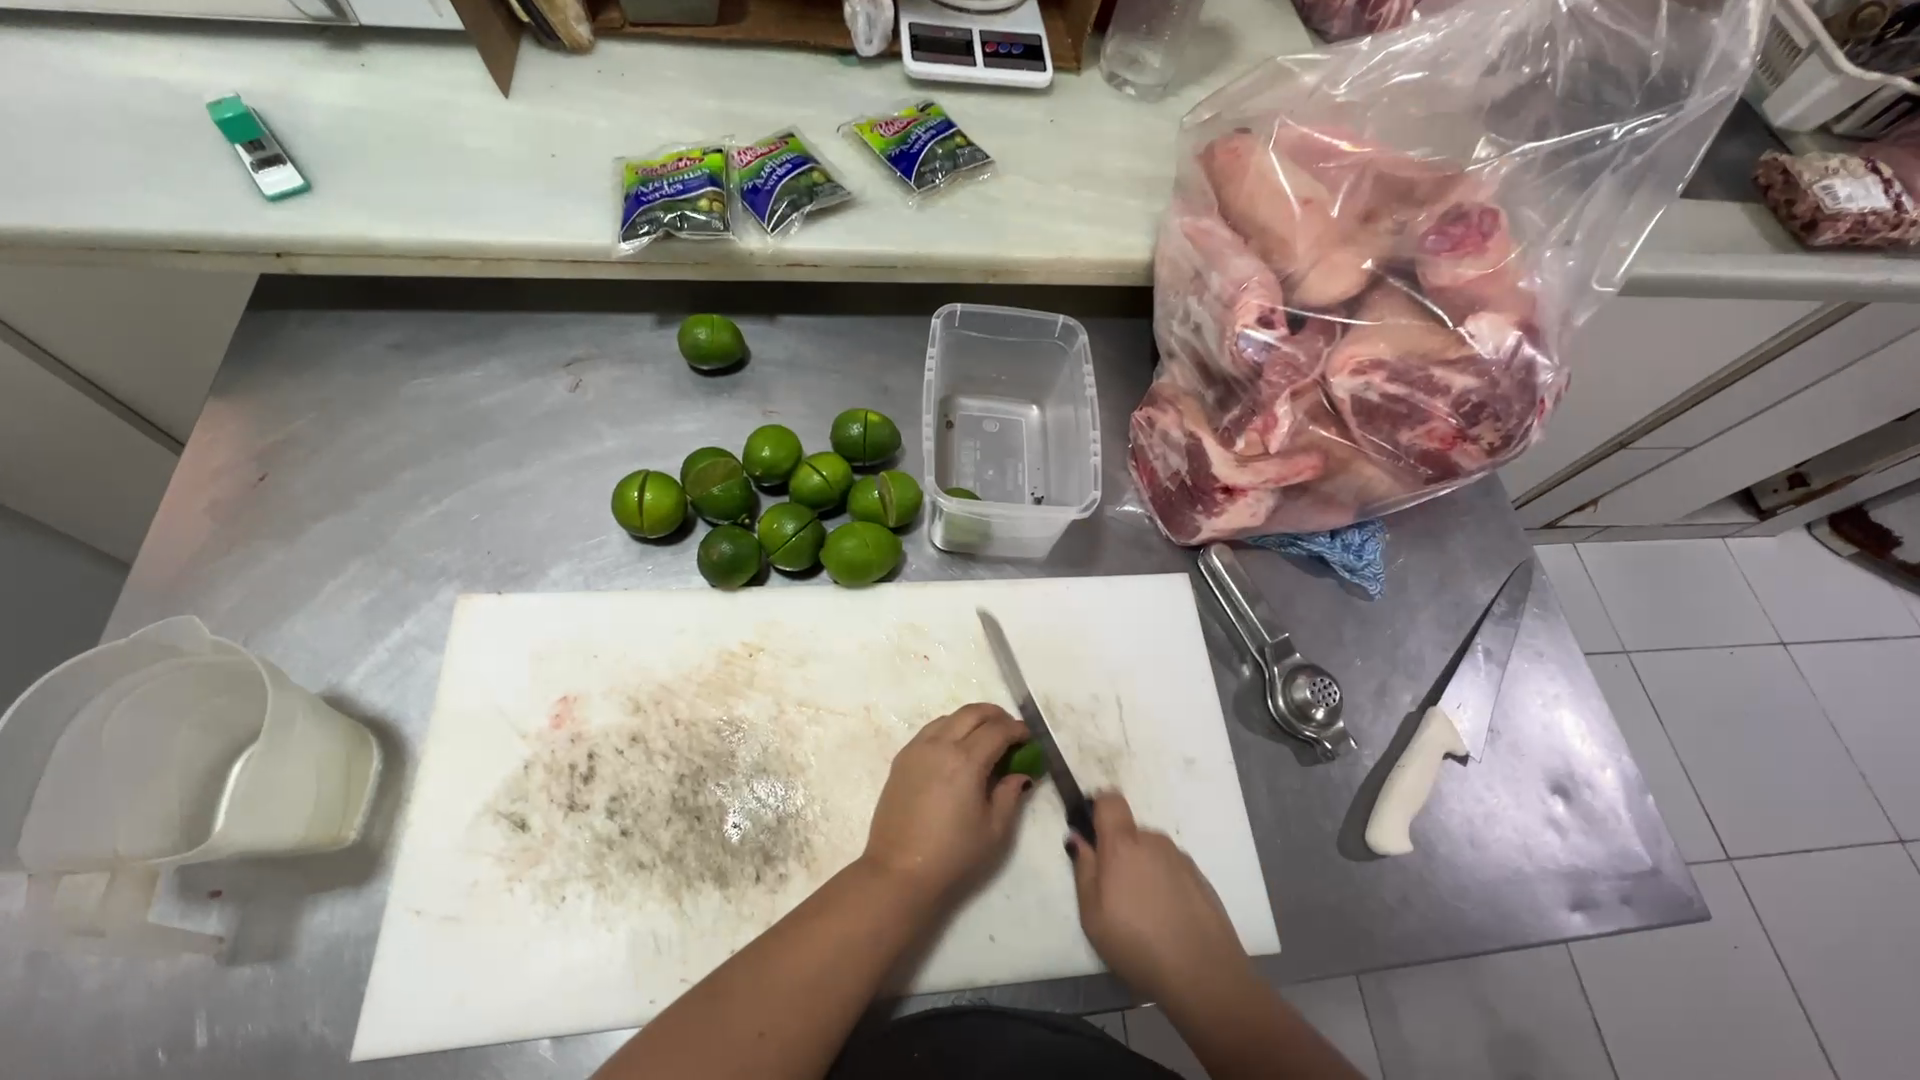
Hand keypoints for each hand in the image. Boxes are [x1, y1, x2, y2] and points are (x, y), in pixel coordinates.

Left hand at [861, 703, 1033, 903]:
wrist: (899, 872)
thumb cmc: (952, 855)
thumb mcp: (994, 829)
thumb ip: (1010, 794)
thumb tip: (1020, 773)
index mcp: (965, 761)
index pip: (997, 730)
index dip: (1018, 730)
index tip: (1029, 739)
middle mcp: (939, 745)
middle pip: (972, 713)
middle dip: (996, 716)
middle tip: (1011, 731)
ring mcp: (915, 749)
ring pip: (949, 718)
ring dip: (971, 720)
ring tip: (985, 738)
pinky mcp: (901, 760)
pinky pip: (929, 731)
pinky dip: (949, 729)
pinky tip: (957, 749)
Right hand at [1067, 794, 1254, 1003]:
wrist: (1204, 974)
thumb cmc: (1136, 944)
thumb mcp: (1092, 915)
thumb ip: (1084, 869)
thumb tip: (1078, 838)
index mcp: (1123, 845)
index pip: (1110, 800)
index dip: (1098, 810)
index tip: (1091, 836)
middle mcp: (1154, 842)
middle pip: (1130, 833)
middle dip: (1118, 853)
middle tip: (1114, 895)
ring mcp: (1182, 859)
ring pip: (1151, 853)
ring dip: (1142, 871)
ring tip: (1143, 915)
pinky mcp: (1201, 879)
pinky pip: (1171, 871)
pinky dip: (1164, 886)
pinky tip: (1166, 920)